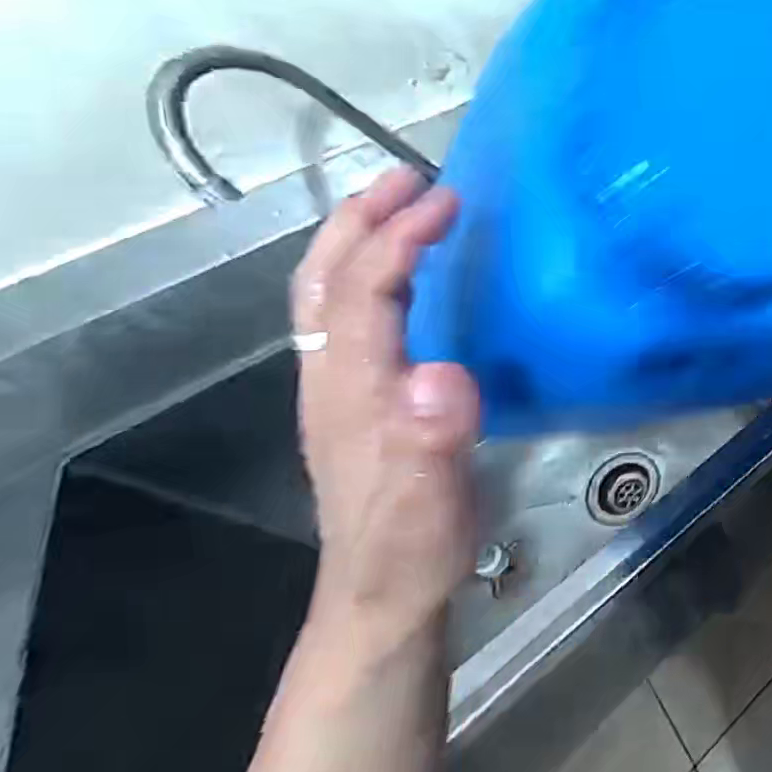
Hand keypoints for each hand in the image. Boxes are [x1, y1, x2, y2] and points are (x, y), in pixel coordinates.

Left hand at [290, 168, 480, 644]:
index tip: (445, 200)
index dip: (397, 238)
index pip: (362, 292)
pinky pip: (350, 318)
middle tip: (410, 177)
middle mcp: (332, 379)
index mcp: (353, 391)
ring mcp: (338, 389)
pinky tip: (404, 274)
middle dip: (362, 218)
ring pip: (329, 295)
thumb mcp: (430, 506)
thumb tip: (441, 372)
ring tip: (403, 204)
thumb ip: (431, 444)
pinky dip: (370, 274)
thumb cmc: (414, 548)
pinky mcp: (356, 400)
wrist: (382, 594)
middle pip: (327, 279)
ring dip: (359, 238)